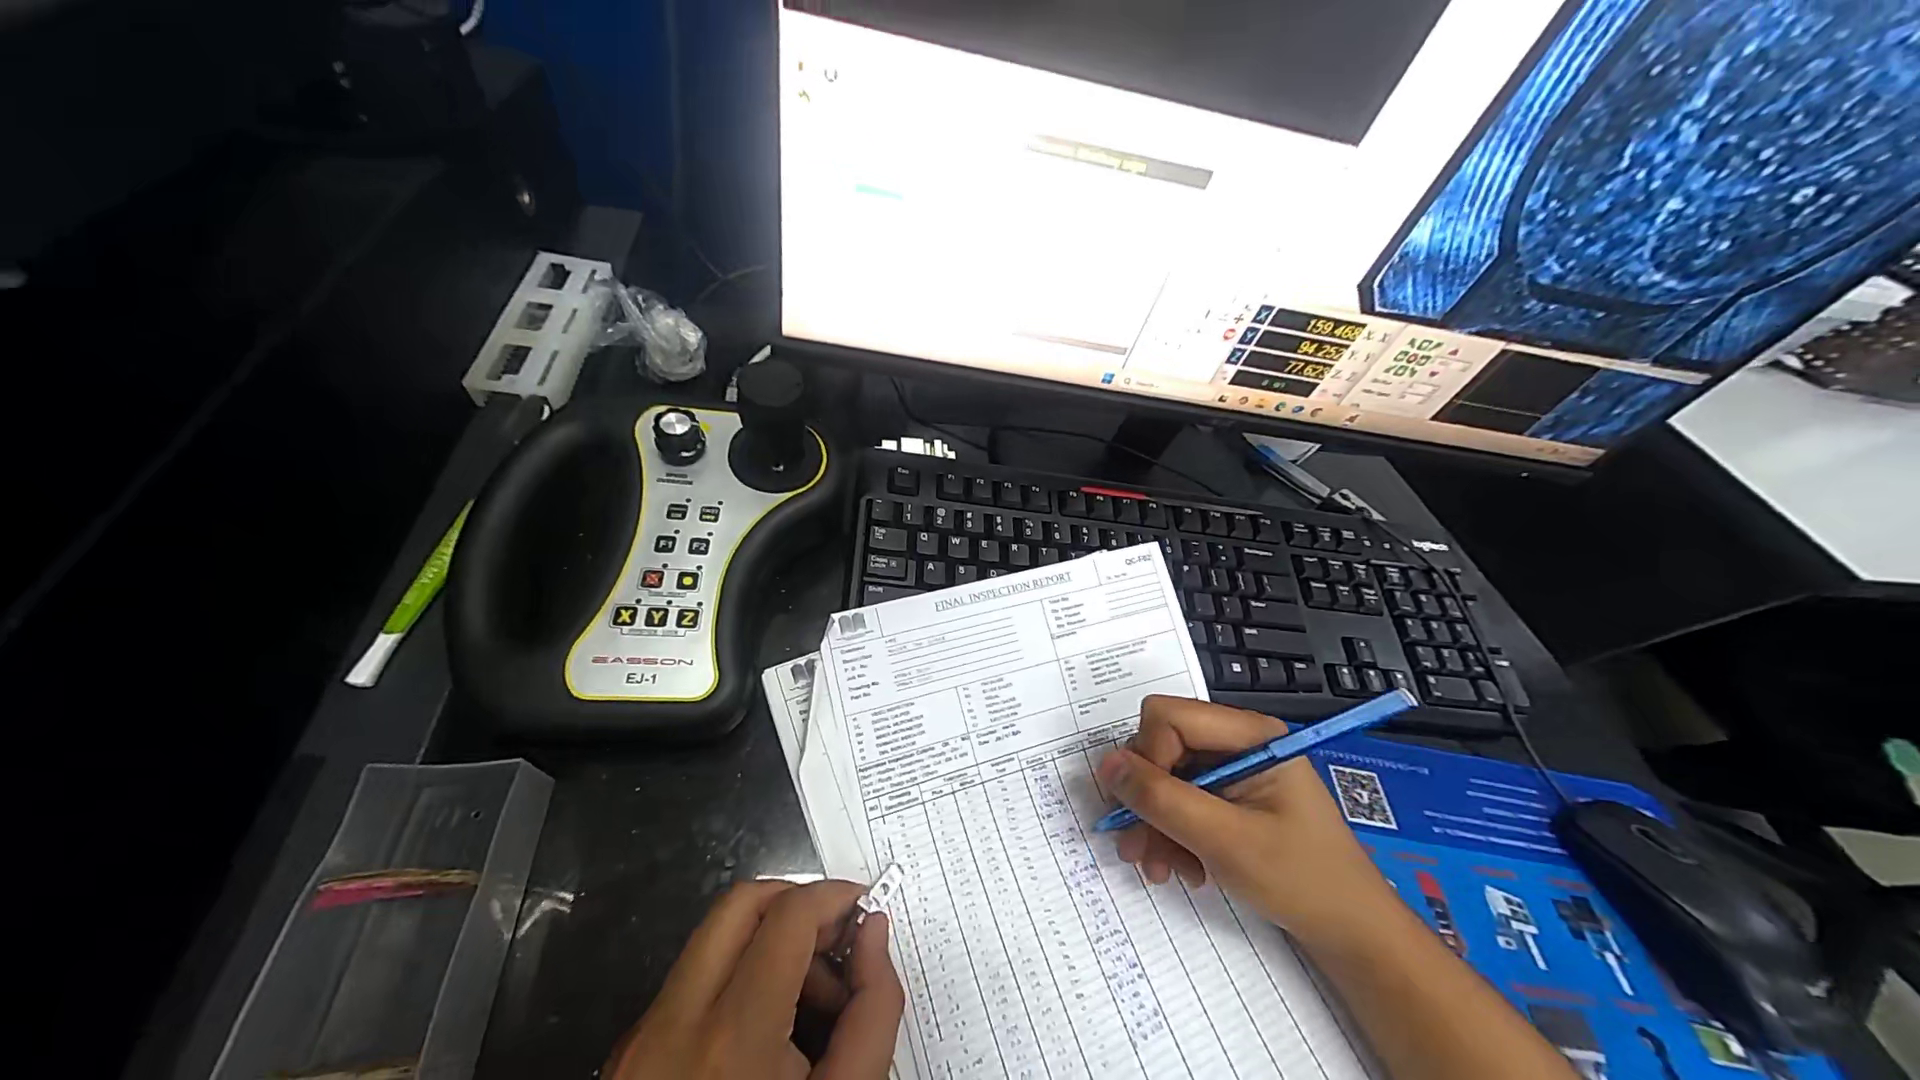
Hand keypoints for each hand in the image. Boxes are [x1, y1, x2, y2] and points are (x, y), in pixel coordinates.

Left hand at [604, 879, 903, 1079]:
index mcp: (731, 1039)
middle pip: (740, 904)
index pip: (788, 916)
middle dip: (799, 905)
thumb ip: (874, 1009)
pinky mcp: (631, 1052)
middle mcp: (673, 1023)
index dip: (835, 897)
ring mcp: (642, 1038)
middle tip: (837, 941)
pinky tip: (771, 1033)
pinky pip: (693, 979)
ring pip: (714, 938)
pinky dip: (741, 976)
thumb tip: (875, 932)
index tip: (864, 910)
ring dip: (772, 943)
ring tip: (811, 1004)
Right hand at [1097, 695, 1394, 938]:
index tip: (1146, 809)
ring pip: (1162, 778)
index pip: (1167, 717)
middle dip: (1146, 800)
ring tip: (1160, 869)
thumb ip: (1162, 799)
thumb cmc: (1302, 880)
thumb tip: (1107, 766)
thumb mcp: (1225, 840)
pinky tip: (1181, 868)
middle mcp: (1236, 743)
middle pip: (1159, 747)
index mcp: (1249, 734)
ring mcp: (1231, 771)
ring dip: (1154, 824)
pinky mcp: (1226, 798)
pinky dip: (1170, 834)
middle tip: (1138, 848)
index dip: (1147, 759)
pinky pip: (1178, 802)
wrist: (1351, 933)